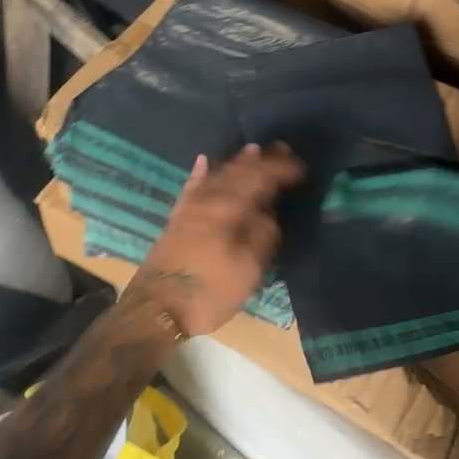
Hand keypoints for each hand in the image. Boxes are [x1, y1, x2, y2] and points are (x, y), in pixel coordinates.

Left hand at [126, 143, 303, 336]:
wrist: (156, 309)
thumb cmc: (209, 291)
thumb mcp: (248, 269)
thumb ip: (263, 235)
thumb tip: (269, 213)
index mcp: (230, 209)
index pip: (261, 179)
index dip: (282, 170)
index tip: (302, 168)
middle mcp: (209, 200)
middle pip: (238, 172)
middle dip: (262, 160)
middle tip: (282, 149)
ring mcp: (189, 208)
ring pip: (216, 176)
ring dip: (236, 162)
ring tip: (252, 150)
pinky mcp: (176, 220)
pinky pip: (190, 188)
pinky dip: (199, 173)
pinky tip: (203, 161)